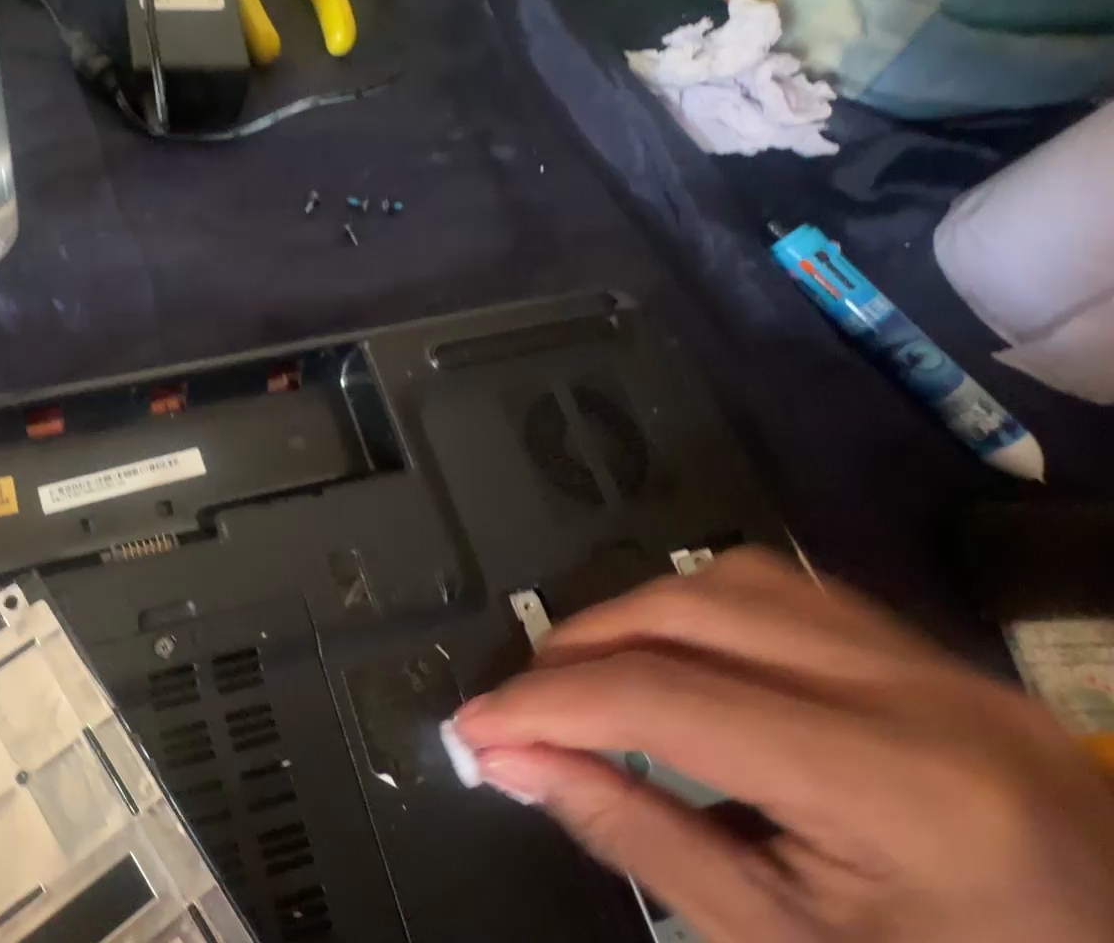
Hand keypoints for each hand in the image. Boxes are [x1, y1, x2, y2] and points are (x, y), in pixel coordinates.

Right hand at [445, 546, 1113, 942]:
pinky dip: (697, 613)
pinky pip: (786, 593)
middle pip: (690, 609)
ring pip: (733, 579)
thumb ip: (634, 833)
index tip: (472, 727)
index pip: (665, 700)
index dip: (543, 705)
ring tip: (586, 678)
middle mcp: (923, 693)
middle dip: (577, 647)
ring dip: (633, 617)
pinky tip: (672, 661)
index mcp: (896, 789)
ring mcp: (941, 664)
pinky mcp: (937, 657)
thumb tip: (510, 761)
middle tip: (520, 705)